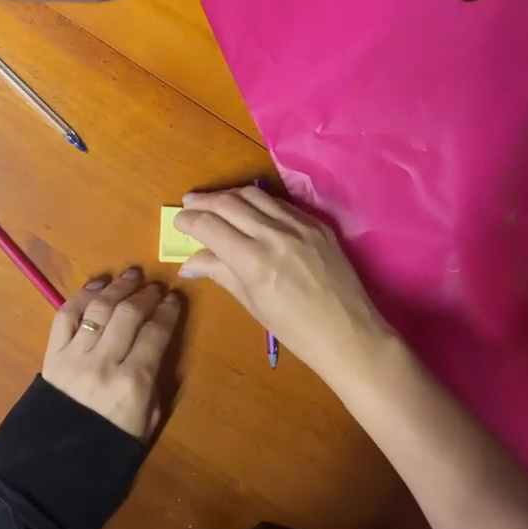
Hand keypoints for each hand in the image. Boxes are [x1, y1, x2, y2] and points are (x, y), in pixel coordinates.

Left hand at [43, 268, 180, 440]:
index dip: (168, 311)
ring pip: (99, 308)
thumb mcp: (148, 421)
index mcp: (134, 384)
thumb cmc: (111, 445)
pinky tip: (97, 284)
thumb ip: (155, 382)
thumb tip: (159, 345)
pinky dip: (81, 294)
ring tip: (131, 275)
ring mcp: (75, 356)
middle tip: (155, 284)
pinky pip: (65, 314)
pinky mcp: (52, 354)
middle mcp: (104, 363)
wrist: (59, 464)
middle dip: (146, 294)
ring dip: (117, 286)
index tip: (175, 297)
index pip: (155, 334)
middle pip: (128, 314)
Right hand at [174, 187, 395, 377]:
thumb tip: (189, 261)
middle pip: (228, 203)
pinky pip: (279, 203)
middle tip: (188, 202)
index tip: (178, 221)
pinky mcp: (317, 223)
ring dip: (228, 194)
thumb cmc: (295, 330)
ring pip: (254, 195)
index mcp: (254, 261)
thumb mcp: (251, 303)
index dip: (188, 220)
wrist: (349, 333)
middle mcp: (274, 235)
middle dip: (203, 201)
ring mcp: (299, 225)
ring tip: (213, 200)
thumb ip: (220, 272)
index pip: (209, 226)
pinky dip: (258, 201)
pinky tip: (249, 207)